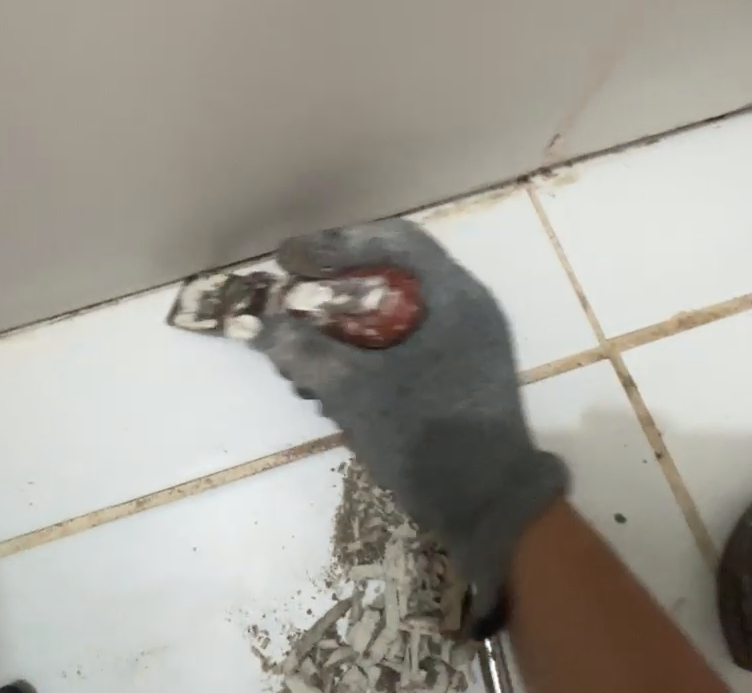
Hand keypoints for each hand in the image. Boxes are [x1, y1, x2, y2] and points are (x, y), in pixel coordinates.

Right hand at [252, 219, 567, 632]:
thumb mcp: (358, 395)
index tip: (290, 260)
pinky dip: (365, 341)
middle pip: (393, 268)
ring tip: (303, 331)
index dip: (336, 243)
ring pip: (395, 304)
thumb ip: (307, 354)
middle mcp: (465, 306)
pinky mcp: (456, 368)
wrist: (491, 510)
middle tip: (293, 286)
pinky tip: (332, 363)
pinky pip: (404, 335)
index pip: (394, 241)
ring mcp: (465, 338)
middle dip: (335, 278)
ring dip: (346, 313)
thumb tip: (260, 326)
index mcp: (455, 296)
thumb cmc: (429, 440)